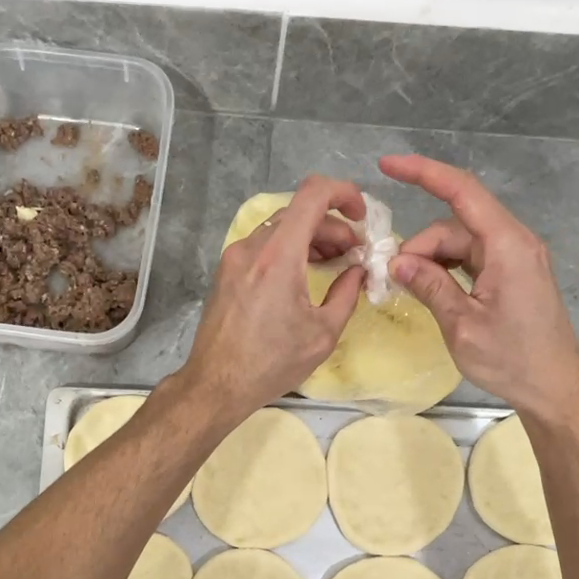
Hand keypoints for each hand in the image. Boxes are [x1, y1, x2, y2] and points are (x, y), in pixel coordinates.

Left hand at [177, 175, 366, 422]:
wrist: (216, 385)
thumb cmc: (271, 364)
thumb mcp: (322, 333)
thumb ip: (347, 294)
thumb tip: (358, 272)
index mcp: (278, 255)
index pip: (314, 193)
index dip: (344, 194)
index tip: (361, 218)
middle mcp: (252, 247)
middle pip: (298, 212)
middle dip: (332, 226)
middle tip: (352, 254)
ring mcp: (234, 258)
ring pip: (279, 229)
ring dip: (310, 238)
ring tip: (332, 264)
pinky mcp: (225, 273)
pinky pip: (262, 247)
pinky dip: (287, 251)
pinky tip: (301, 277)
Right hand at [379, 154, 578, 421]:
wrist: (554, 386)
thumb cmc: (511, 358)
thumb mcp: (462, 324)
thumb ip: (430, 286)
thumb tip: (398, 261)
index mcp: (506, 245)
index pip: (462, 191)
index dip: (424, 173)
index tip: (387, 165)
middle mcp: (514, 242)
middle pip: (456, 224)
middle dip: (419, 244)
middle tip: (391, 279)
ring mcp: (515, 259)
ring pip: (461, 243)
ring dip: (431, 259)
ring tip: (406, 287)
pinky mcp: (513, 276)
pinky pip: (472, 259)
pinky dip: (446, 268)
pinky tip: (428, 287)